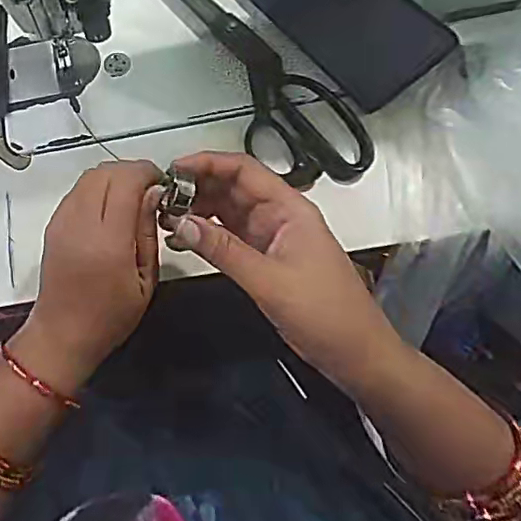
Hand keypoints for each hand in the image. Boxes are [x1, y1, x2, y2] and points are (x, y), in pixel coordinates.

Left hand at [16, 160, 164, 393]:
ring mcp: (61, 221)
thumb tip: (154, 193)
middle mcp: (79, 223)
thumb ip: (148, 230)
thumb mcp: (145, 278)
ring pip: (88, 177)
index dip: (146, 173)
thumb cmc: (109, 315)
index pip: (125, 181)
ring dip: (112, 178)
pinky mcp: (52, 224)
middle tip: (149, 190)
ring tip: (131, 199)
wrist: (62, 332)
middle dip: (131, 172)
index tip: (161, 182)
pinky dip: (96, 189)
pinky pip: (77, 191)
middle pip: (104, 172)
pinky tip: (110, 209)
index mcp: (107, 240)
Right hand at [165, 151, 407, 387]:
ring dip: (197, 209)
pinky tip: (183, 238)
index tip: (175, 169)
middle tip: (162, 196)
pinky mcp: (263, 256)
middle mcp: (278, 216)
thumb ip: (223, 250)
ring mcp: (269, 235)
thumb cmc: (328, 315)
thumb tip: (181, 223)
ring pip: (226, 209)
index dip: (207, 163)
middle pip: (231, 186)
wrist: (358, 357)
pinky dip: (204, 232)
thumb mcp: (270, 281)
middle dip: (196, 187)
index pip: (243, 169)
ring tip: (166, 216)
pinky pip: (227, 233)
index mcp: (289, 209)